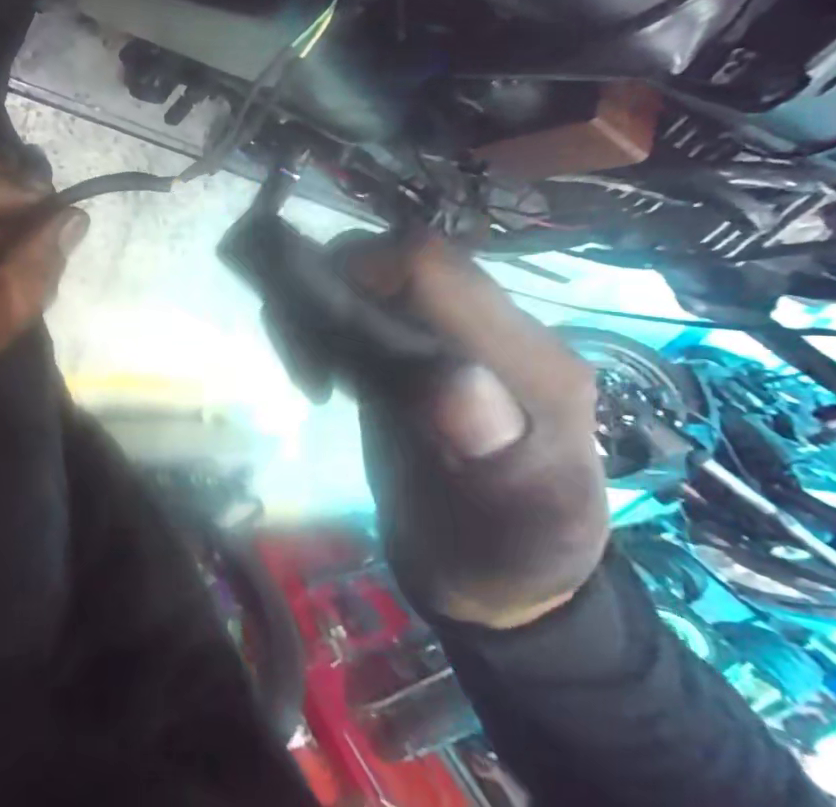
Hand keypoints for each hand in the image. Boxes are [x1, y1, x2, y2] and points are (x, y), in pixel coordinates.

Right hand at [349, 237, 607, 628]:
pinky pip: (361, 307)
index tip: (320, 337)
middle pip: (392, 259)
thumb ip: (492, 450)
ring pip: (370, 275)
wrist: (500, 576)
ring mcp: (452, 338)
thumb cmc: (505, 556)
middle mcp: (493, 330)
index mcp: (527, 360)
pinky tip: (321, 375)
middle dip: (329, 291)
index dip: (360, 275)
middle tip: (308, 367)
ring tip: (312, 376)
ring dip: (319, 307)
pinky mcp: (417, 352)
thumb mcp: (511, 522)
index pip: (432, 267)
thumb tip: (446, 381)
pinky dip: (323, 323)